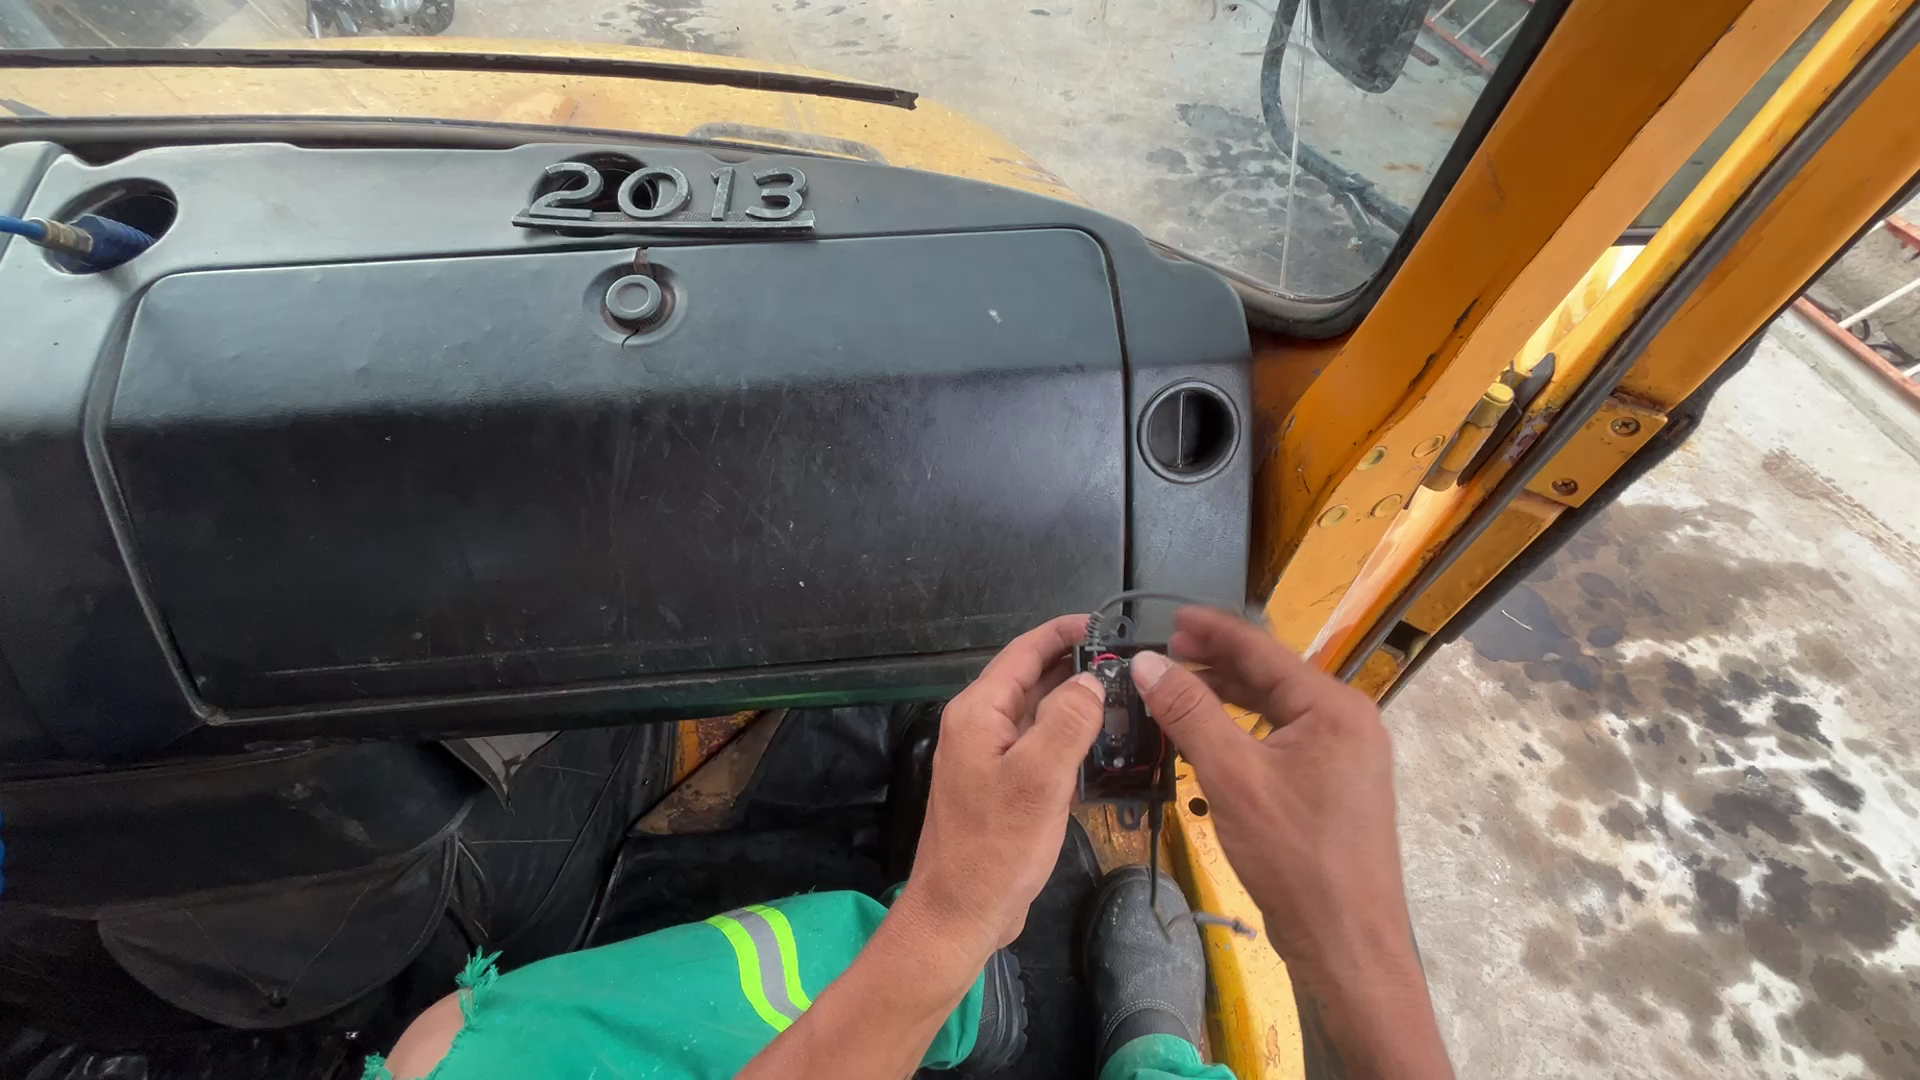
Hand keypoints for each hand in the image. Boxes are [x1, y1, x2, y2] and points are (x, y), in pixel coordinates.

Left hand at [741, 619, 1104, 1079]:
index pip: (1023, 653)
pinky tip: (1100, 746)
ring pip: (1037, 715)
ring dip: (1074, 704)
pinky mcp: (1001, 784)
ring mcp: (989, 756)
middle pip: (1031, 680)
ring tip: (1122, 699)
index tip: (1102, 624)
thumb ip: (1067, 721)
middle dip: (1074, 668)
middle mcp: (980, 725)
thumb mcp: (1039, 777)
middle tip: (1126, 665)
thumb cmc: (997, 844)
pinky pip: (1038, 747)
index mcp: (979, 711)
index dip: (1061, 633)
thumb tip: (1090, 680)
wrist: (960, 913)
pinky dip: (1067, 740)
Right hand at [1128, 607, 1451, 1079]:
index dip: (1212, 630)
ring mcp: (1343, 753)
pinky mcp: (1333, 781)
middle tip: (1164, 652)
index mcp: (1333, 707)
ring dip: (1225, 692)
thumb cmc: (1294, 857)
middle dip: (1215, 660)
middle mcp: (1345, 720)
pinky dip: (1241, 725)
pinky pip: (1280, 735)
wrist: (1348, 947)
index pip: (1262, 650)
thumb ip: (1188, 711)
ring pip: (1273, 705)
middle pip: (1270, 674)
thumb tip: (1145, 662)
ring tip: (1177, 684)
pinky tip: (1208, 729)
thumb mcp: (1232, 776)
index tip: (1170, 615)